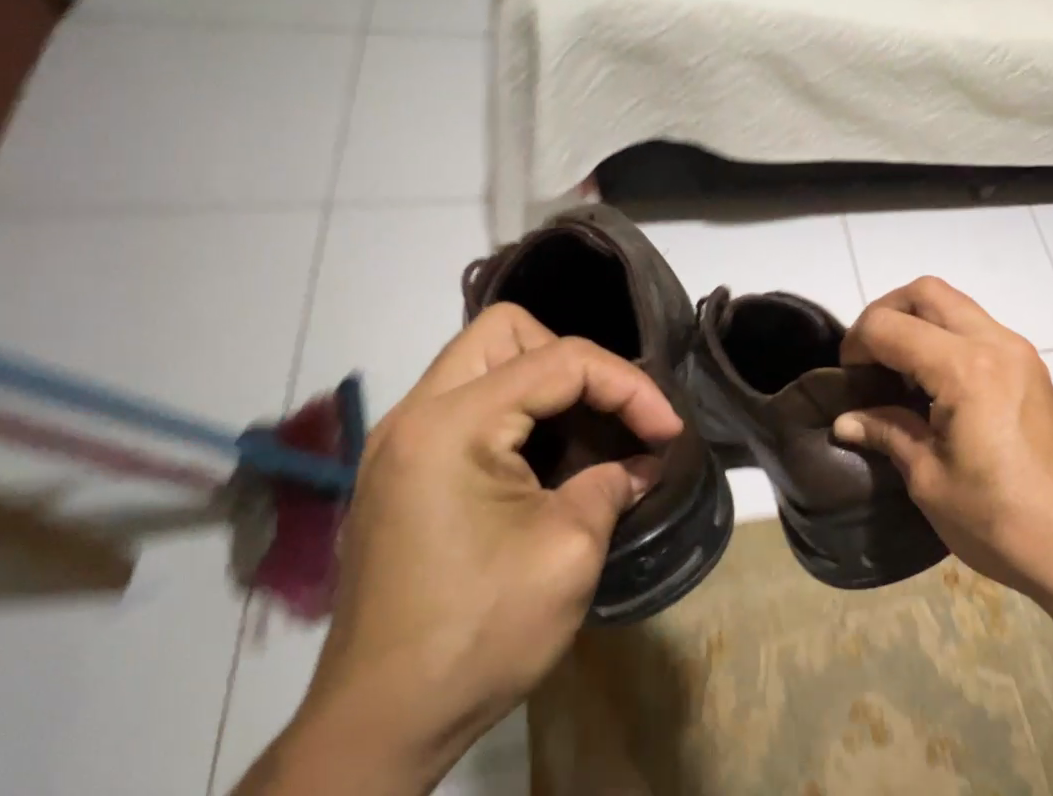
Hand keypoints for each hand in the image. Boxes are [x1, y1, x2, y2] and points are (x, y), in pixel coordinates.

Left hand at [296, 304, 677, 774]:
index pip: (560, 360)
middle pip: (506, 332)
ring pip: (485, 363)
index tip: (670, 433)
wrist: (383, 720)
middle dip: (577, 363)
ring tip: (595, 437)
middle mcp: (414, 416)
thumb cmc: (482, 632)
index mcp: (451, 426)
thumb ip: (611, 483)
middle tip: (615, 416)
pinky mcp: (402, 474)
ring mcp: (400, 445)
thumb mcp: (570, 550)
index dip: (630, 386)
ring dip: (548, 386)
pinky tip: (553, 464)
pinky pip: (468, 406)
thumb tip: (639, 464)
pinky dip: (520, 415)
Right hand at [833, 277, 1052, 607]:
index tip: (847, 380)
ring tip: (898, 374)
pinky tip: (935, 388)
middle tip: (867, 359)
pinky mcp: (1034, 372)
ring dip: (920, 323)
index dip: (857, 344)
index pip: (892, 326)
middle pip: (928, 292)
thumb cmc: (998, 521)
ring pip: (958, 306)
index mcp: (966, 369)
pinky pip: (981, 331)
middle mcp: (997, 345)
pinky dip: (949, 340)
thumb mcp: (930, 480)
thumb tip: (845, 420)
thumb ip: (888, 433)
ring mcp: (1021, 355)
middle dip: (887, 313)